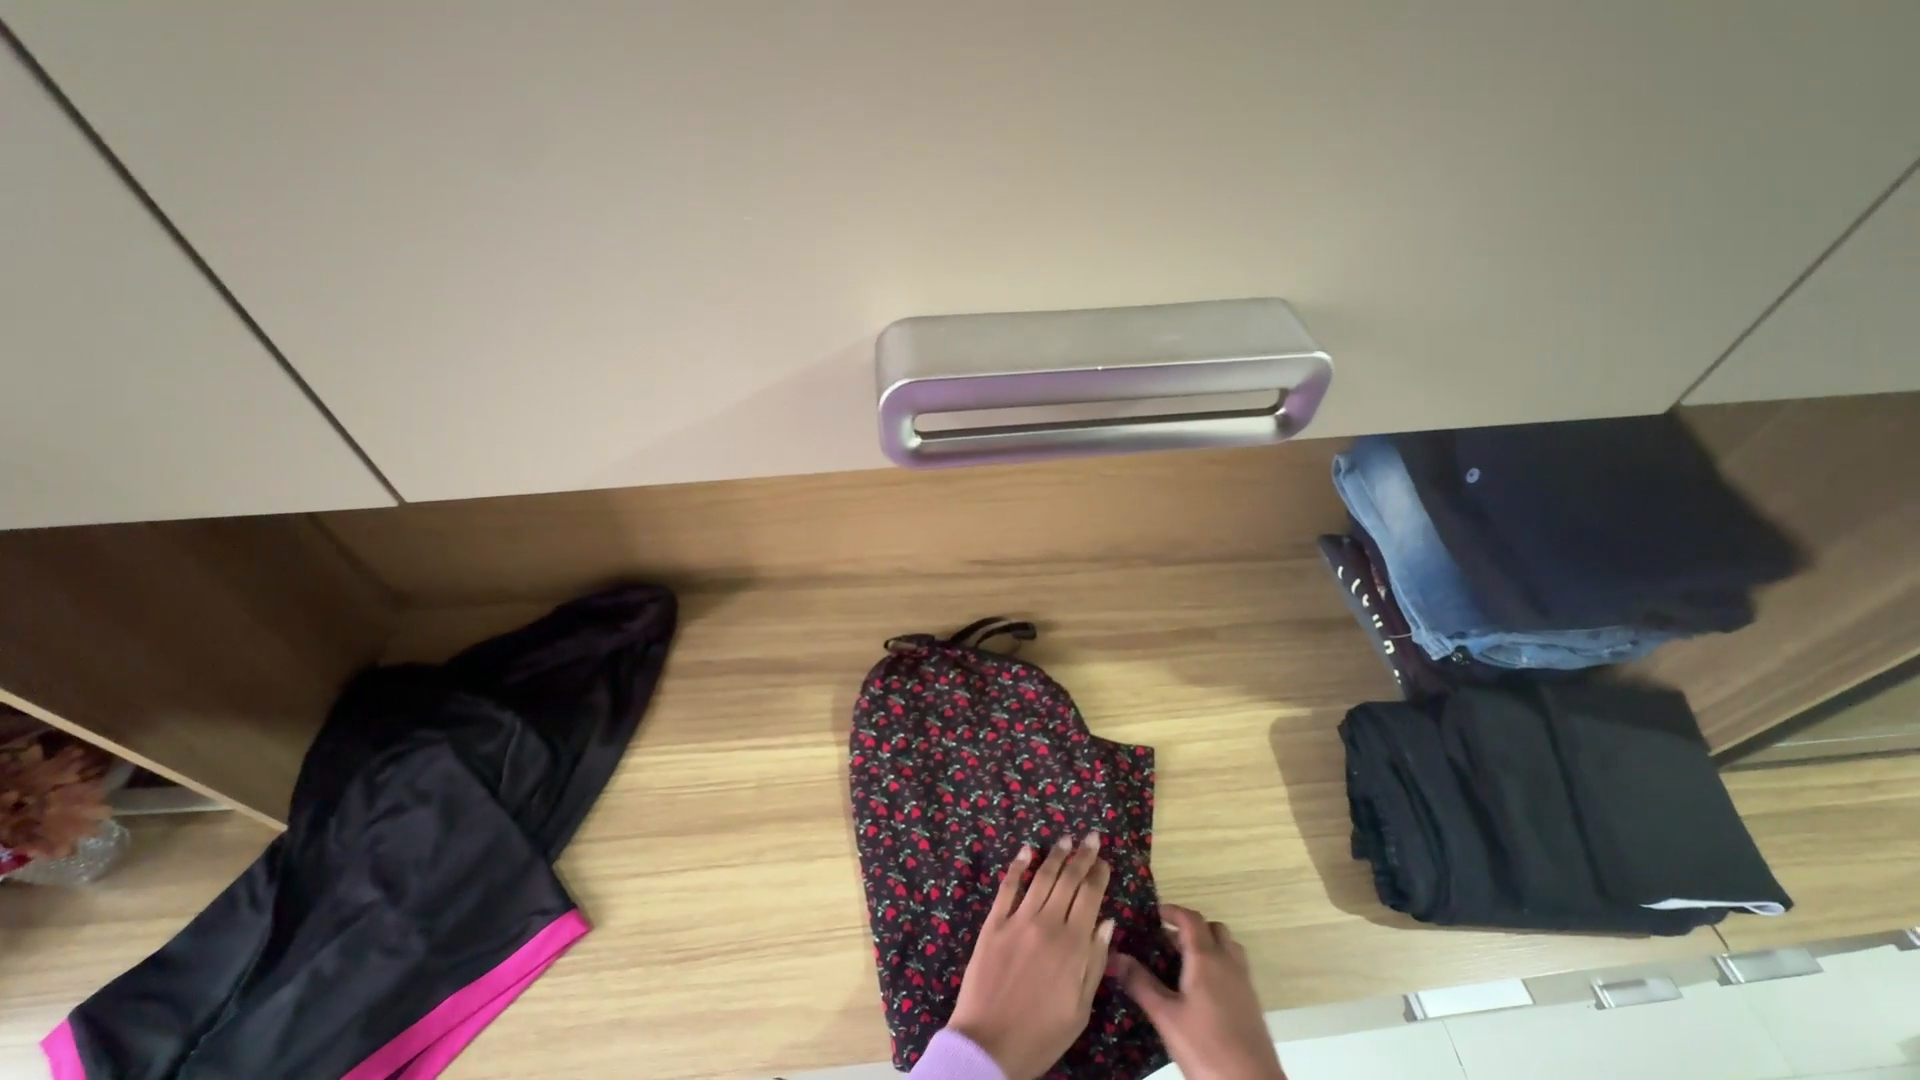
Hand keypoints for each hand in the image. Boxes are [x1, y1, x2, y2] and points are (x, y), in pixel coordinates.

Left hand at [947, 834, 1114, 1079]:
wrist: (990, 1045)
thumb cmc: (1042, 1034)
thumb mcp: (1080, 1008)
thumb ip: (1094, 962)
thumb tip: (1107, 922)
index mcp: (1074, 946)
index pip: (1090, 897)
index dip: (1098, 874)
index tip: (1104, 859)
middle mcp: (1048, 925)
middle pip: (1068, 880)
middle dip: (1082, 855)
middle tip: (1091, 835)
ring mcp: (1018, 921)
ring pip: (1041, 878)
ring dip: (1056, 855)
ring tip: (1066, 838)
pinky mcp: (992, 925)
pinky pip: (1007, 888)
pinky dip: (1018, 866)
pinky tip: (1026, 851)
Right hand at [1110, 904, 1285, 1079]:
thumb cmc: (1205, 1047)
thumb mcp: (1165, 1017)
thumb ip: (1141, 983)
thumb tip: (1116, 955)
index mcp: (1207, 959)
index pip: (1191, 919)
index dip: (1172, 911)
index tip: (1152, 914)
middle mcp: (1229, 963)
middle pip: (1213, 929)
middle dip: (1190, 928)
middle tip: (1165, 942)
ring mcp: (1244, 982)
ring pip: (1227, 947)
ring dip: (1207, 945)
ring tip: (1182, 964)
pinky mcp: (1251, 1002)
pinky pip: (1234, 967)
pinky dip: (1217, 964)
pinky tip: (1200, 991)